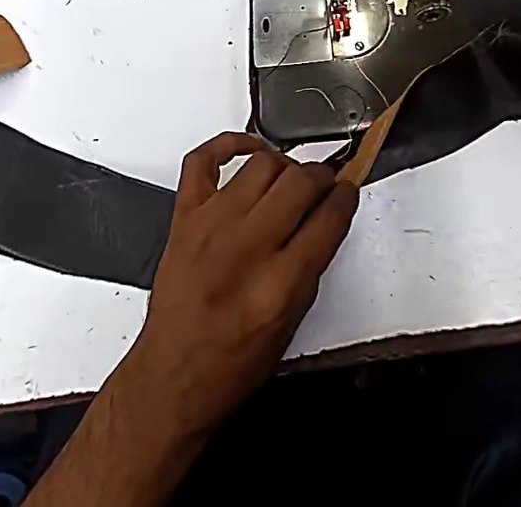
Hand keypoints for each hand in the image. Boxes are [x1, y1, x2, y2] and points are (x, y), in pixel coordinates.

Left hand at [119, 132, 358, 432]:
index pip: (329, 218)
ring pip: (262, 164)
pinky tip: (249, 150)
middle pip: (300, 182)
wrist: (173, 377)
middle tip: (324, 184)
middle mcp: (243, 249)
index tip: (347, 190)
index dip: (346, 196)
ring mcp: (209, 226)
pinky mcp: (184, 217)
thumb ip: (314, 263)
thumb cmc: (229, 362)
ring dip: (286, 166)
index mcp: (278, 285)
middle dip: (322, 177)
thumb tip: (329, 216)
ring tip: (290, 179)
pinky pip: (203, 159)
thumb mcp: (292, 322)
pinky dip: (228, 144)